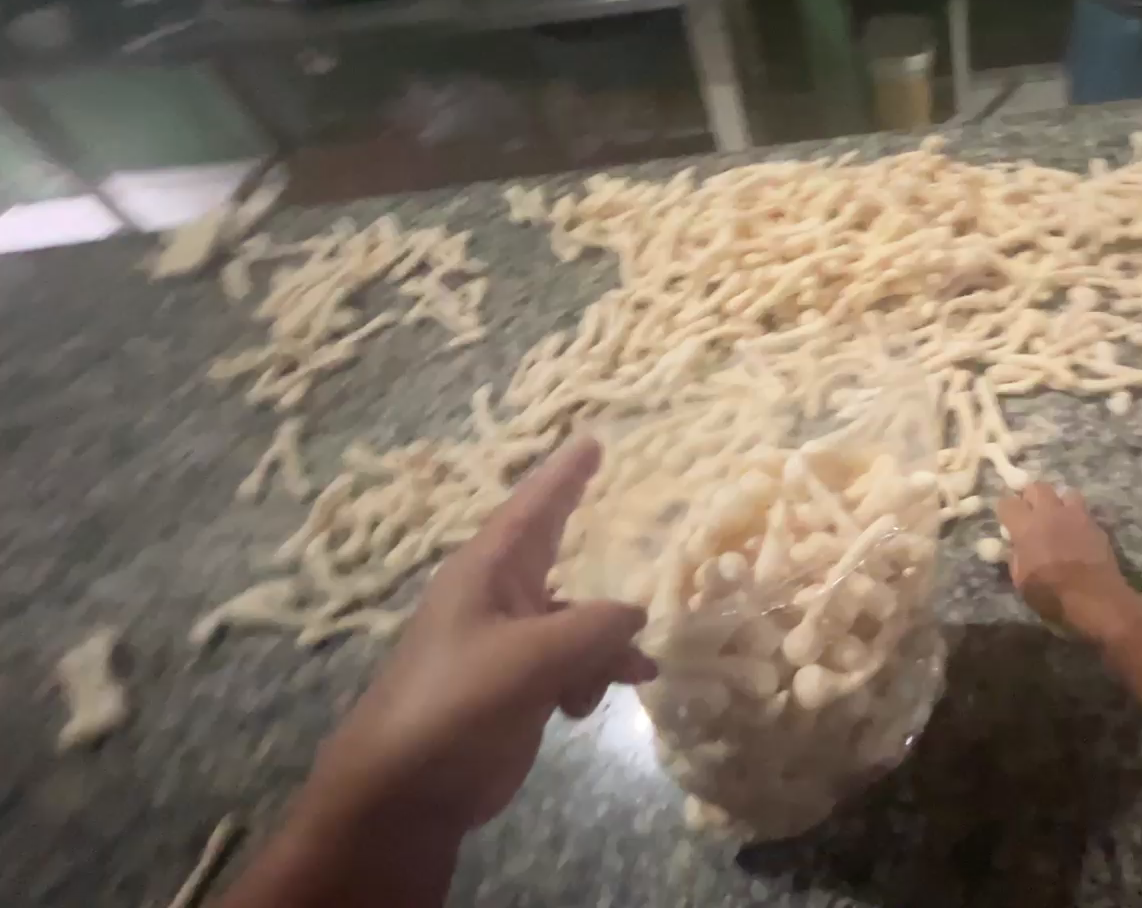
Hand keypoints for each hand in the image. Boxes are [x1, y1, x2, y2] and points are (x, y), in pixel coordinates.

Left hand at [302, 437, 655, 835]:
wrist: (405, 797)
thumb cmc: (456, 705)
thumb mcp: (533, 658)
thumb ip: (597, 626)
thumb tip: (636, 614)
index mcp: (489, 572)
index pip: (534, 507)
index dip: (565, 474)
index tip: (592, 440)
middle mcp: (501, 596)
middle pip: (565, 556)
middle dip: (601, 552)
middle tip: (641, 522)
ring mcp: (511, 640)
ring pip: (582, 618)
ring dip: (609, 642)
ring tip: (633, 671)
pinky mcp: (521, 680)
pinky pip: (576, 659)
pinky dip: (594, 674)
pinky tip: (592, 703)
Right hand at [995, 483, 1141, 641]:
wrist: (1096, 599)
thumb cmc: (1052, 594)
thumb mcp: (1021, 581)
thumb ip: (1016, 556)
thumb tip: (1016, 545)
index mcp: (1026, 526)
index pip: (1007, 503)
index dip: (1005, 511)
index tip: (1007, 522)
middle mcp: (1050, 513)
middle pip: (1036, 487)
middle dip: (1030, 497)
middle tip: (1030, 513)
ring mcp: (1076, 515)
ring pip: (1064, 492)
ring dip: (1058, 502)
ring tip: (1057, 518)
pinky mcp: (1096, 524)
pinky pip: (1083, 511)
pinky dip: (1076, 517)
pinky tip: (1076, 533)